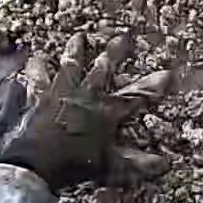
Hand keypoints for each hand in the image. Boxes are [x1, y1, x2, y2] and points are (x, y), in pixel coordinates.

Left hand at [0, 33, 172, 191]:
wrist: (38, 163)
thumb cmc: (77, 164)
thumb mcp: (111, 167)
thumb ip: (137, 164)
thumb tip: (165, 164)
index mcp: (106, 111)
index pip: (136, 96)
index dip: (153, 86)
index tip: (168, 73)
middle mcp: (86, 95)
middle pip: (104, 69)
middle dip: (116, 53)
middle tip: (123, 36)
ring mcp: (61, 93)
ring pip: (71, 66)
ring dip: (76, 50)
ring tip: (79, 36)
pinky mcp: (40, 98)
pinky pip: (38, 80)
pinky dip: (36, 70)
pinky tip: (34, 58)